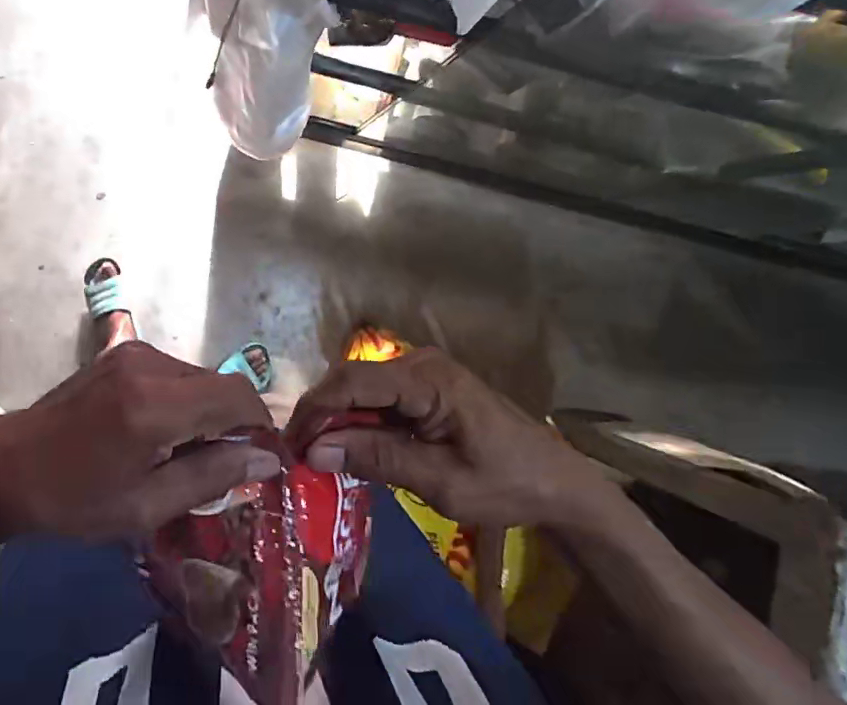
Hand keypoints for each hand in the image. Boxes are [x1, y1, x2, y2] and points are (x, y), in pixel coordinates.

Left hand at [0, 341, 280, 539]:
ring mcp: (133, 350)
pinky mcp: (122, 349)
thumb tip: (266, 457)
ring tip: (190, 451)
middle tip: (228, 464)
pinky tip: (164, 429)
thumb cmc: (74, 498)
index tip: (268, 458)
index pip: (237, 395)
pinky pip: (175, 370)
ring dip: (209, 409)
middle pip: (220, 382)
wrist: (8, 466)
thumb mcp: (145, 506)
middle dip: (234, 420)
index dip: (261, 423)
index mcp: (154, 404)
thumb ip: (211, 476)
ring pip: (199, 375)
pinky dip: (185, 398)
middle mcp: (148, 363)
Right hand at [286, 348, 616, 528]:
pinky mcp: (424, 386)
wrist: (558, 481)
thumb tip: (316, 450)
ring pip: (360, 387)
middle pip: (352, 379)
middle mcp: (420, 363)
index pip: (352, 382)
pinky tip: (348, 446)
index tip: (288, 444)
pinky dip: (358, 420)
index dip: (315, 409)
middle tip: (297, 454)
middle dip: (320, 414)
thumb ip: (379, 459)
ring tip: (315, 454)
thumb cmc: (507, 484)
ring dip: (336, 418)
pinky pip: (378, 397)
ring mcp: (422, 371)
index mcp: (428, 380)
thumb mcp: (443, 482)